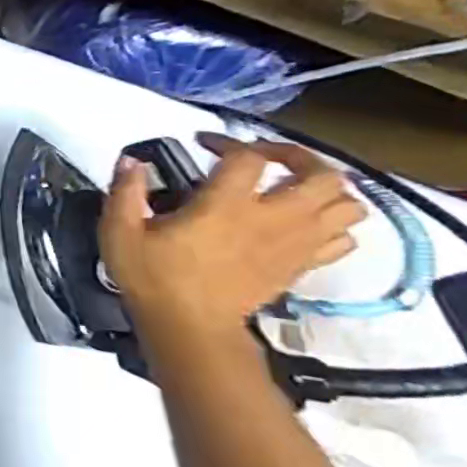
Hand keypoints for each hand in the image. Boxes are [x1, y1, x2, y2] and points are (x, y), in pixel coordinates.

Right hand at [99, 134, 366, 340]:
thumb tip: (130, 160)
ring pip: (347, 206)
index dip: (228, 141)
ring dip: (325, 189)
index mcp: (225, 207)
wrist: (188, 324)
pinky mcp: (303, 265)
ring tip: (291, 186)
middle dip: (298, 157)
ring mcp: (295, 244)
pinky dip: (332, 223)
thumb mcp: (119, 229)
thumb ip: (125, 191)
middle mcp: (272, 220)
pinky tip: (301, 221)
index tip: (204, 144)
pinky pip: (343, 238)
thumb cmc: (150, 274)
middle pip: (322, 176)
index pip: (248, 158)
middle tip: (265, 157)